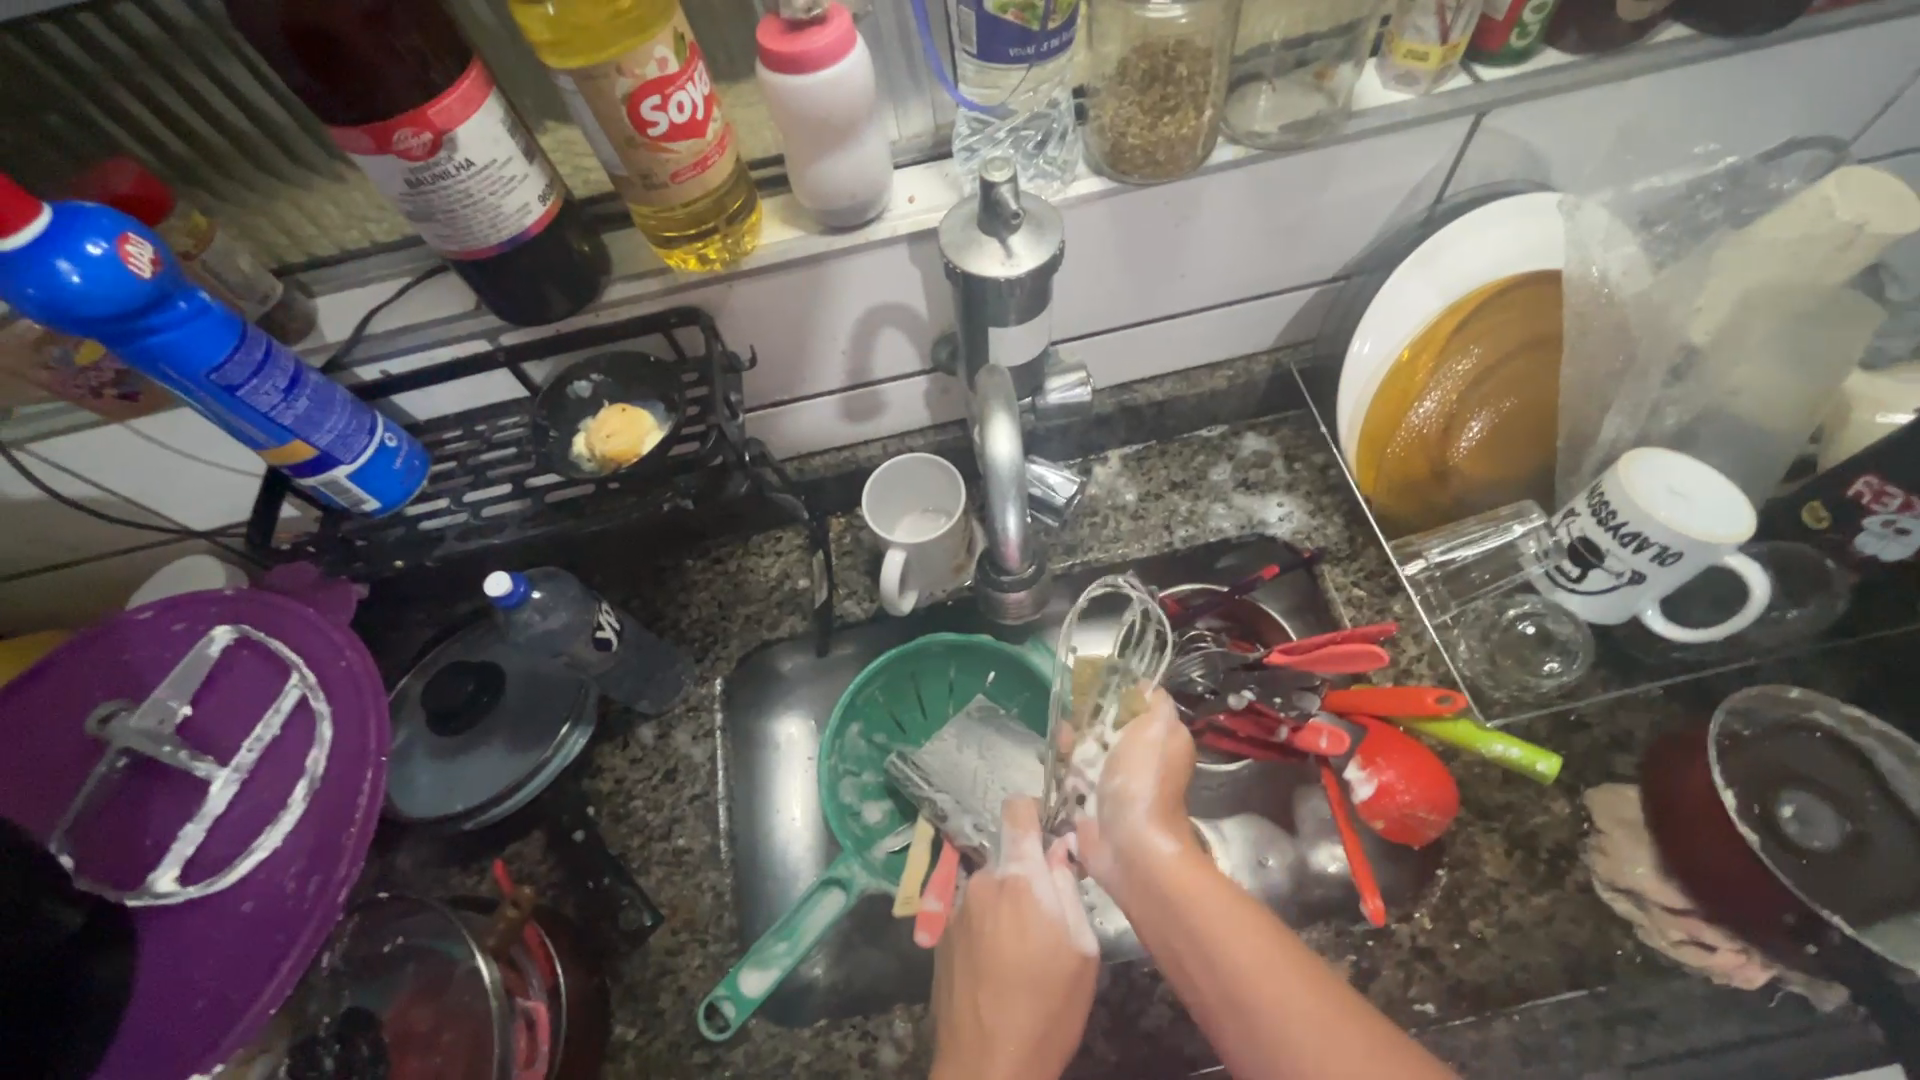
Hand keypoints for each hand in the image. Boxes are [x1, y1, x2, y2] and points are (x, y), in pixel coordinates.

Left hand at [931, 797, 1097, 1079]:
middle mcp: (981, 883)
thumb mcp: (1082, 950)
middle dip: (1028, 878)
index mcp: (1019, 878)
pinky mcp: (942, 938)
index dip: (1033, 811)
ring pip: (991, 890)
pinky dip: (988, 929)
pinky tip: (999, 969)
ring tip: (1023, 953)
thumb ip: (1069, 888)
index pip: (1017, 812)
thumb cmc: (1048, 1008)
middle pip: (1008, 860)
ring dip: (1007, 906)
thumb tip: (1060, 849)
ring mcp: (956, 910)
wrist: (987, 1067)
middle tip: (1048, 920)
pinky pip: (973, 916)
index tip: (1048, 829)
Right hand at [1074, 689, 1199, 895]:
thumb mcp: (1159, 727)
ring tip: (1062, 741)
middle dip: (1087, 720)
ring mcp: (1115, 783)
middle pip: (1107, 727)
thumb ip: (1155, 702)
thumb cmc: (1144, 780)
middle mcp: (1140, 760)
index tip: (1095, 690)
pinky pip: (1073, 777)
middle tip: (1073, 718)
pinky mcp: (1091, 802)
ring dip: (1072, 743)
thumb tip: (1144, 685)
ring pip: (1086, 750)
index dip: (1115, 696)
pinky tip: (1055, 761)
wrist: (1129, 843)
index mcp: (1160, 741)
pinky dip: (1063, 768)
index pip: (1136, 707)